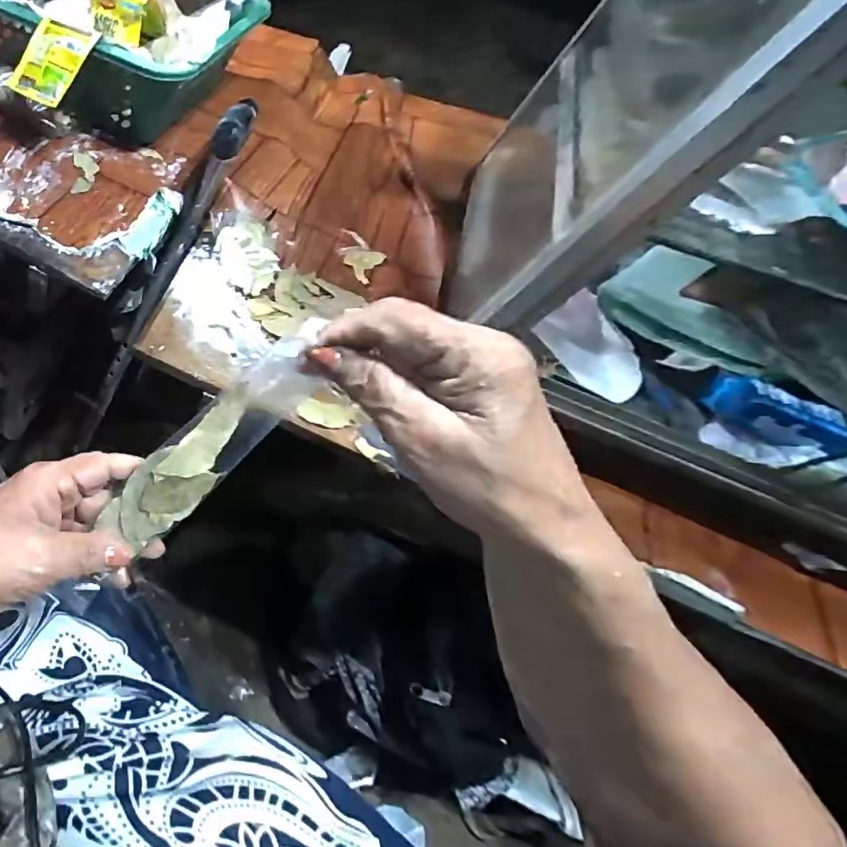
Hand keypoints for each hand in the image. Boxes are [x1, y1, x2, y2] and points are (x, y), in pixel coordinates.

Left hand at [0, 453, 163, 634]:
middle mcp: (47, 495)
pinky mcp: (34, 545)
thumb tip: (133, 550)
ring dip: (113, 544)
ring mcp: (40, 521)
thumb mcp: (48, 556)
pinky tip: (115, 579)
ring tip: (146, 566)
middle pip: (98, 498)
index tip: (168, 481)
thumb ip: (94, 552)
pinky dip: (93, 559)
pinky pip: (73, 545)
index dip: (134, 471)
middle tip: (162, 542)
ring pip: (88, 525)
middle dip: (130, 518)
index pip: (100, 466)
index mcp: (49, 482)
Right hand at [308, 298, 599, 549]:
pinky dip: (379, 366)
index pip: (398, 318)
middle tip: (307, 364)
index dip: (345, 329)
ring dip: (360, 352)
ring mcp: (476, 358)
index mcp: (480, 352)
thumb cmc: (486, 488)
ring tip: (323, 372)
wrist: (542, 529)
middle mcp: (480, 342)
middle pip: (400, 322)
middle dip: (349, 338)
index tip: (304, 354)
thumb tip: (320, 352)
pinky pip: (412, 358)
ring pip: (401, 338)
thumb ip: (373, 388)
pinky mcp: (467, 376)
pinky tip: (357, 381)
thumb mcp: (421, 438)